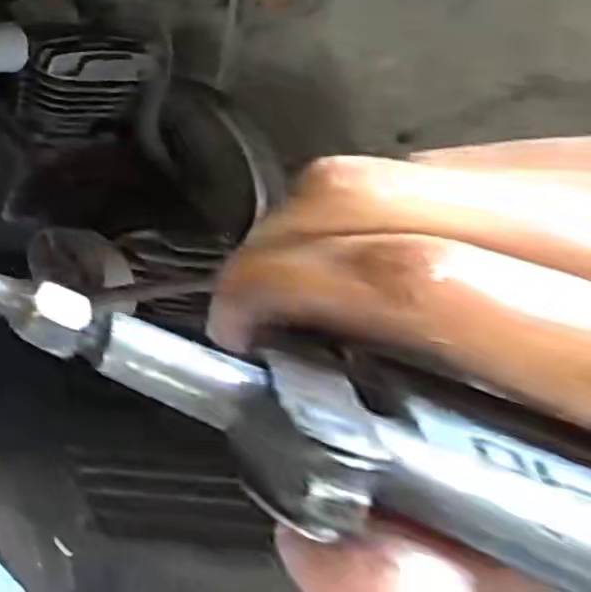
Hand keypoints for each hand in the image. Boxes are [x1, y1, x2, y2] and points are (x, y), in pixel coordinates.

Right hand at [210, 138, 590, 591]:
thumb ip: (469, 577)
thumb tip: (340, 550)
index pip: (410, 280)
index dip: (278, 292)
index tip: (243, 336)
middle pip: (365, 194)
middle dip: (274, 252)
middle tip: (270, 314)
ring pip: (399, 170)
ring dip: (333, 233)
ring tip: (353, 301)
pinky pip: (457, 163)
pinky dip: (402, 214)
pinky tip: (438, 276)